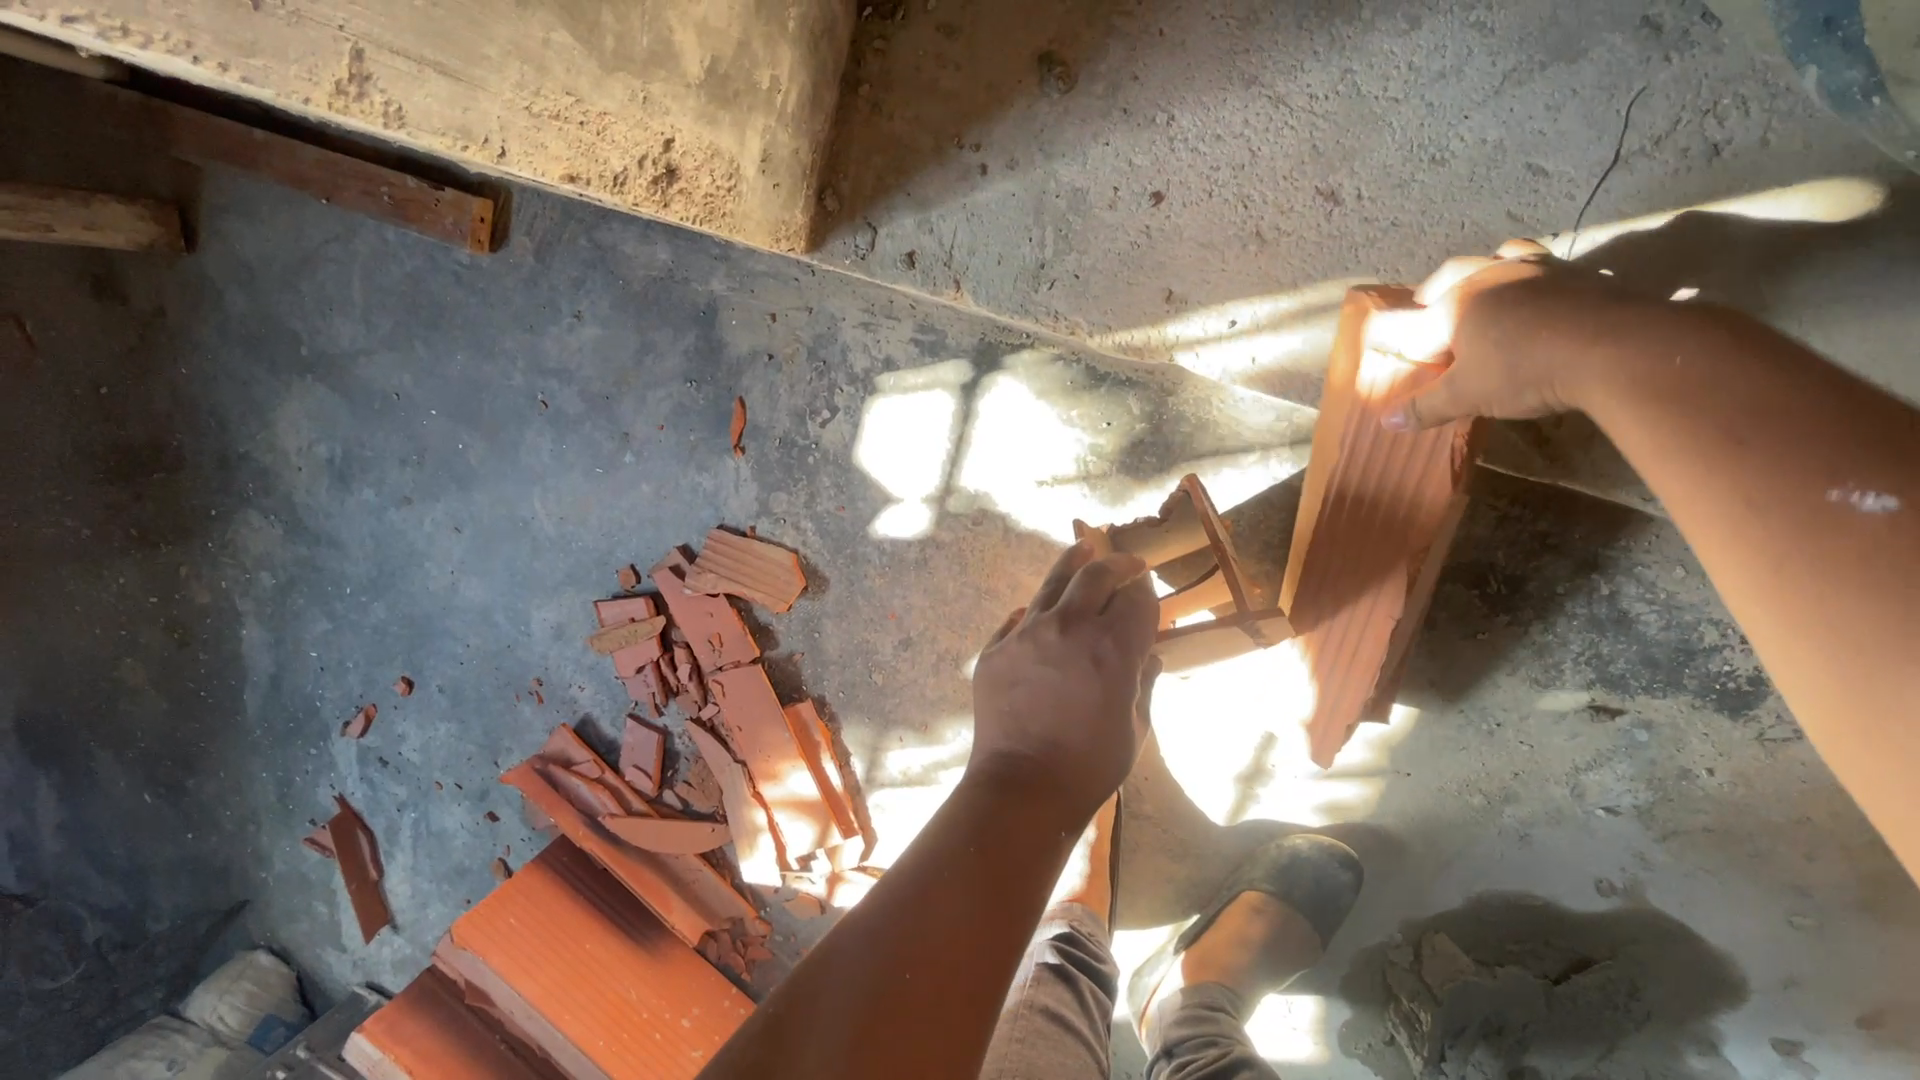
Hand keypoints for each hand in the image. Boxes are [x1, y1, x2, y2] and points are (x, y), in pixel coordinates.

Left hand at [969, 540, 1159, 825]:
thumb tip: (1150, 656)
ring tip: (1083, 547)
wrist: (1023, 787)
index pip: (1138, 599)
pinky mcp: (995, 650)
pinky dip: (1035, 612)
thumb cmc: (1090, 766)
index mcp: (1114, 648)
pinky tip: (1039, 609)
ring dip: (1073, 563)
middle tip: (1128, 564)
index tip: (1149, 589)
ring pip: (1052, 583)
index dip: (1147, 593)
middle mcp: (1070, 627)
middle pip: (1096, 574)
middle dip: (1118, 564)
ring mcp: (1026, 634)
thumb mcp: (1135, 728)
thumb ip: (1144, 684)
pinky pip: (1018, 619)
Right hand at [1369, 239, 1651, 430]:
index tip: (1379, 338)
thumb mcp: (1468, 396)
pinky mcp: (1580, 273)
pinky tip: (1540, 293)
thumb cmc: (1526, 371)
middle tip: (1428, 302)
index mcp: (1455, 305)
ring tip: (1485, 279)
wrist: (1618, 348)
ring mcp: (1538, 269)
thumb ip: (1426, 407)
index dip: (1393, 333)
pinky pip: (1546, 265)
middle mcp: (1490, 277)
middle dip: (1435, 289)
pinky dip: (1534, 275)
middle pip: (1452, 274)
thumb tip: (1386, 422)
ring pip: (1502, 255)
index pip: (1412, 322)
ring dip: (1487, 266)